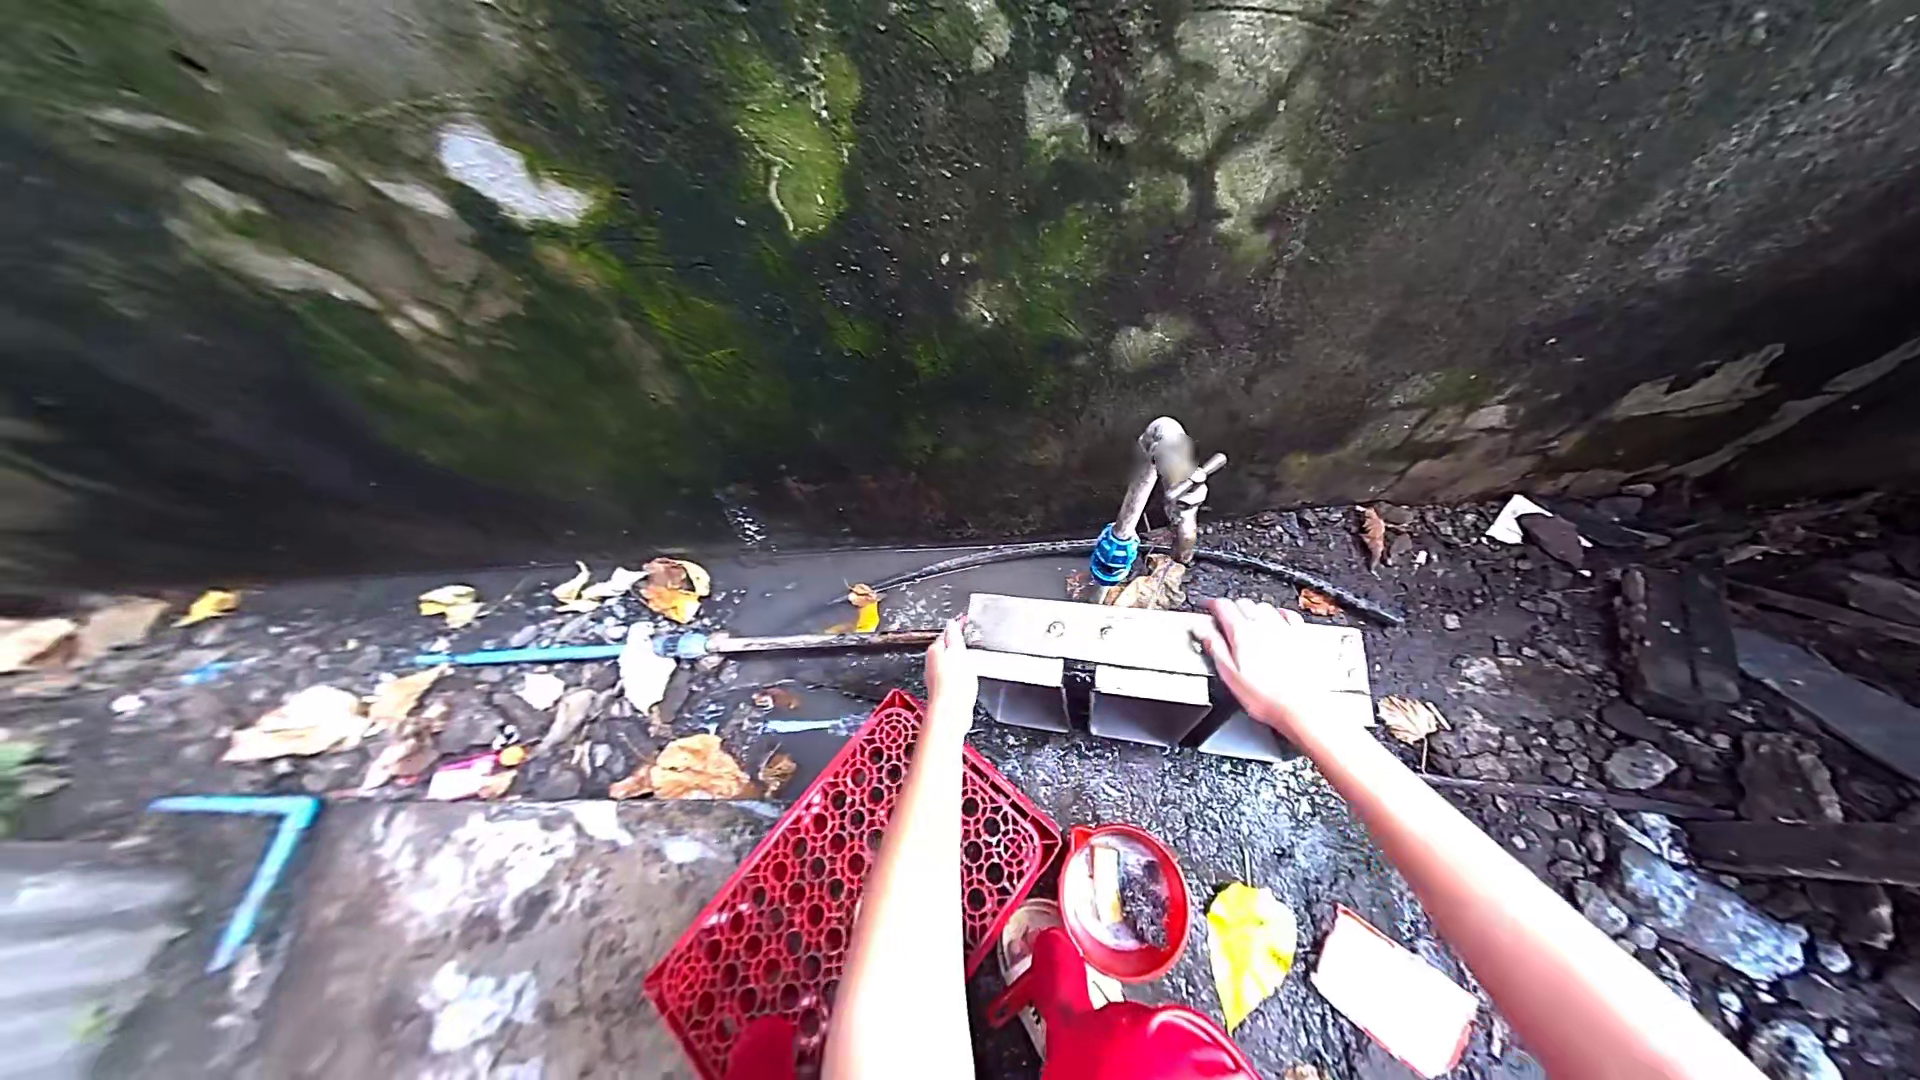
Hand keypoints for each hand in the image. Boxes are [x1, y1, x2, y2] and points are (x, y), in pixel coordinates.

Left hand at [924, 617, 976, 729]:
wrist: (951, 712)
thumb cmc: (954, 683)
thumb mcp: (959, 652)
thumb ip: (955, 637)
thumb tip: (951, 623)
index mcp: (935, 650)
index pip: (946, 632)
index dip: (957, 626)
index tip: (964, 620)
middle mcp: (932, 663)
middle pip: (945, 647)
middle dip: (955, 641)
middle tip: (967, 634)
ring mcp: (936, 677)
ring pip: (948, 661)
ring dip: (957, 656)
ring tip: (969, 652)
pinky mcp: (943, 689)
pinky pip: (952, 673)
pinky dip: (959, 670)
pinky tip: (966, 674)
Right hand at [1199, 598, 1330, 743]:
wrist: (1303, 709)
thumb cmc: (1267, 698)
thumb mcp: (1229, 675)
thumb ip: (1214, 647)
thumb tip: (1201, 630)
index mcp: (1243, 633)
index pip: (1223, 606)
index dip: (1211, 604)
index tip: (1206, 607)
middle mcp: (1264, 626)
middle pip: (1243, 602)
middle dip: (1231, 607)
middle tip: (1224, 618)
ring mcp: (1285, 629)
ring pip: (1264, 606)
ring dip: (1253, 610)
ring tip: (1247, 620)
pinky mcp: (1302, 636)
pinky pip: (1288, 614)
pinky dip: (1278, 613)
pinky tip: (1276, 620)